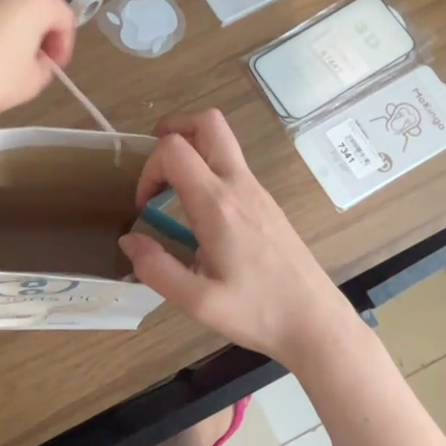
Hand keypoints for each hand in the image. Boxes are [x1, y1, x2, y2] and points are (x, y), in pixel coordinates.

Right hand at [118, 110, 363, 371]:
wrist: (316, 322)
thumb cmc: (257, 312)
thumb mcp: (197, 302)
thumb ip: (155, 268)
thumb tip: (129, 240)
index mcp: (218, 205)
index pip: (174, 150)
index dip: (149, 168)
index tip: (144, 205)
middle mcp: (239, 186)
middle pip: (209, 123)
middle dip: (175, 128)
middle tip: (155, 160)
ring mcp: (258, 192)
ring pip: (223, 141)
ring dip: (192, 151)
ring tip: (170, 190)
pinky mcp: (267, 205)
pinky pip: (233, 167)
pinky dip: (207, 171)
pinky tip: (198, 215)